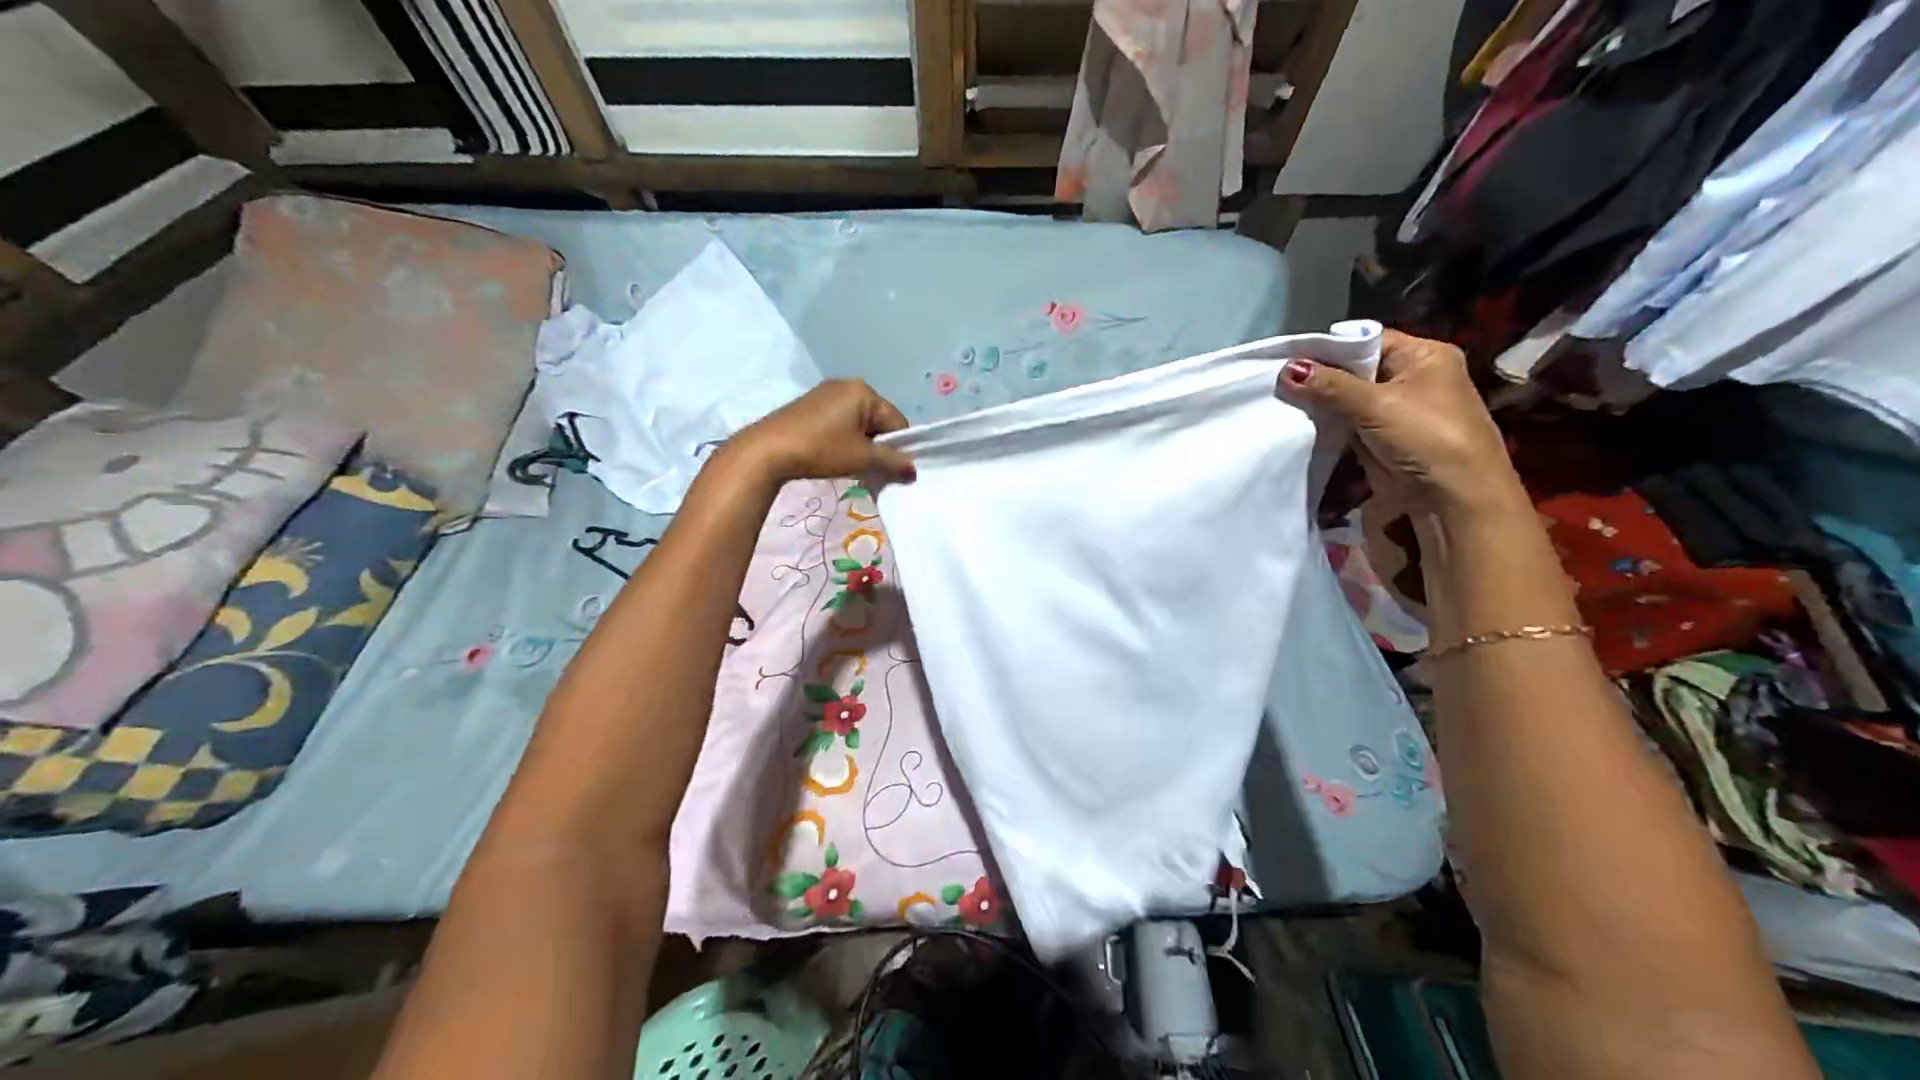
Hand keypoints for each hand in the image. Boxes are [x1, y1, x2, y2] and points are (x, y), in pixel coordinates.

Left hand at [722, 379, 915, 484]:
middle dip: (879, 445)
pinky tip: (834, 455)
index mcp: (864, 392)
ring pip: (858, 422)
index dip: (899, 448)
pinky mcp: (809, 405)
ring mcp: (825, 392)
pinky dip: (844, 438)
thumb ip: (892, 462)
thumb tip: (914, 470)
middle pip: (878, 420)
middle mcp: (847, 385)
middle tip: (872, 469)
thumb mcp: (862, 458)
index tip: (894, 470)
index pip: (897, 421)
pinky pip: (840, 421)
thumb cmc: (821, 450)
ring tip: (852, 465)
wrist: (768, 451)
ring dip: (861, 444)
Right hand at [1281, 330, 1523, 518]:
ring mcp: (1396, 409)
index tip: (1288, 357)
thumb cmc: (1426, 437)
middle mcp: (1412, 377)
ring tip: (1280, 401)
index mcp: (1424, 356)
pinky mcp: (1381, 437)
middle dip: (1319, 377)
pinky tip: (1299, 423)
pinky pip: (1347, 423)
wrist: (1453, 497)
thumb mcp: (1375, 404)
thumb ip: (1329, 386)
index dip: (1328, 348)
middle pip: (1354, 369)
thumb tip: (1286, 368)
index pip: (1367, 340)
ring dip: (1320, 403)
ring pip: (1347, 398)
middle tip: (1277, 381)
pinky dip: (1327, 424)